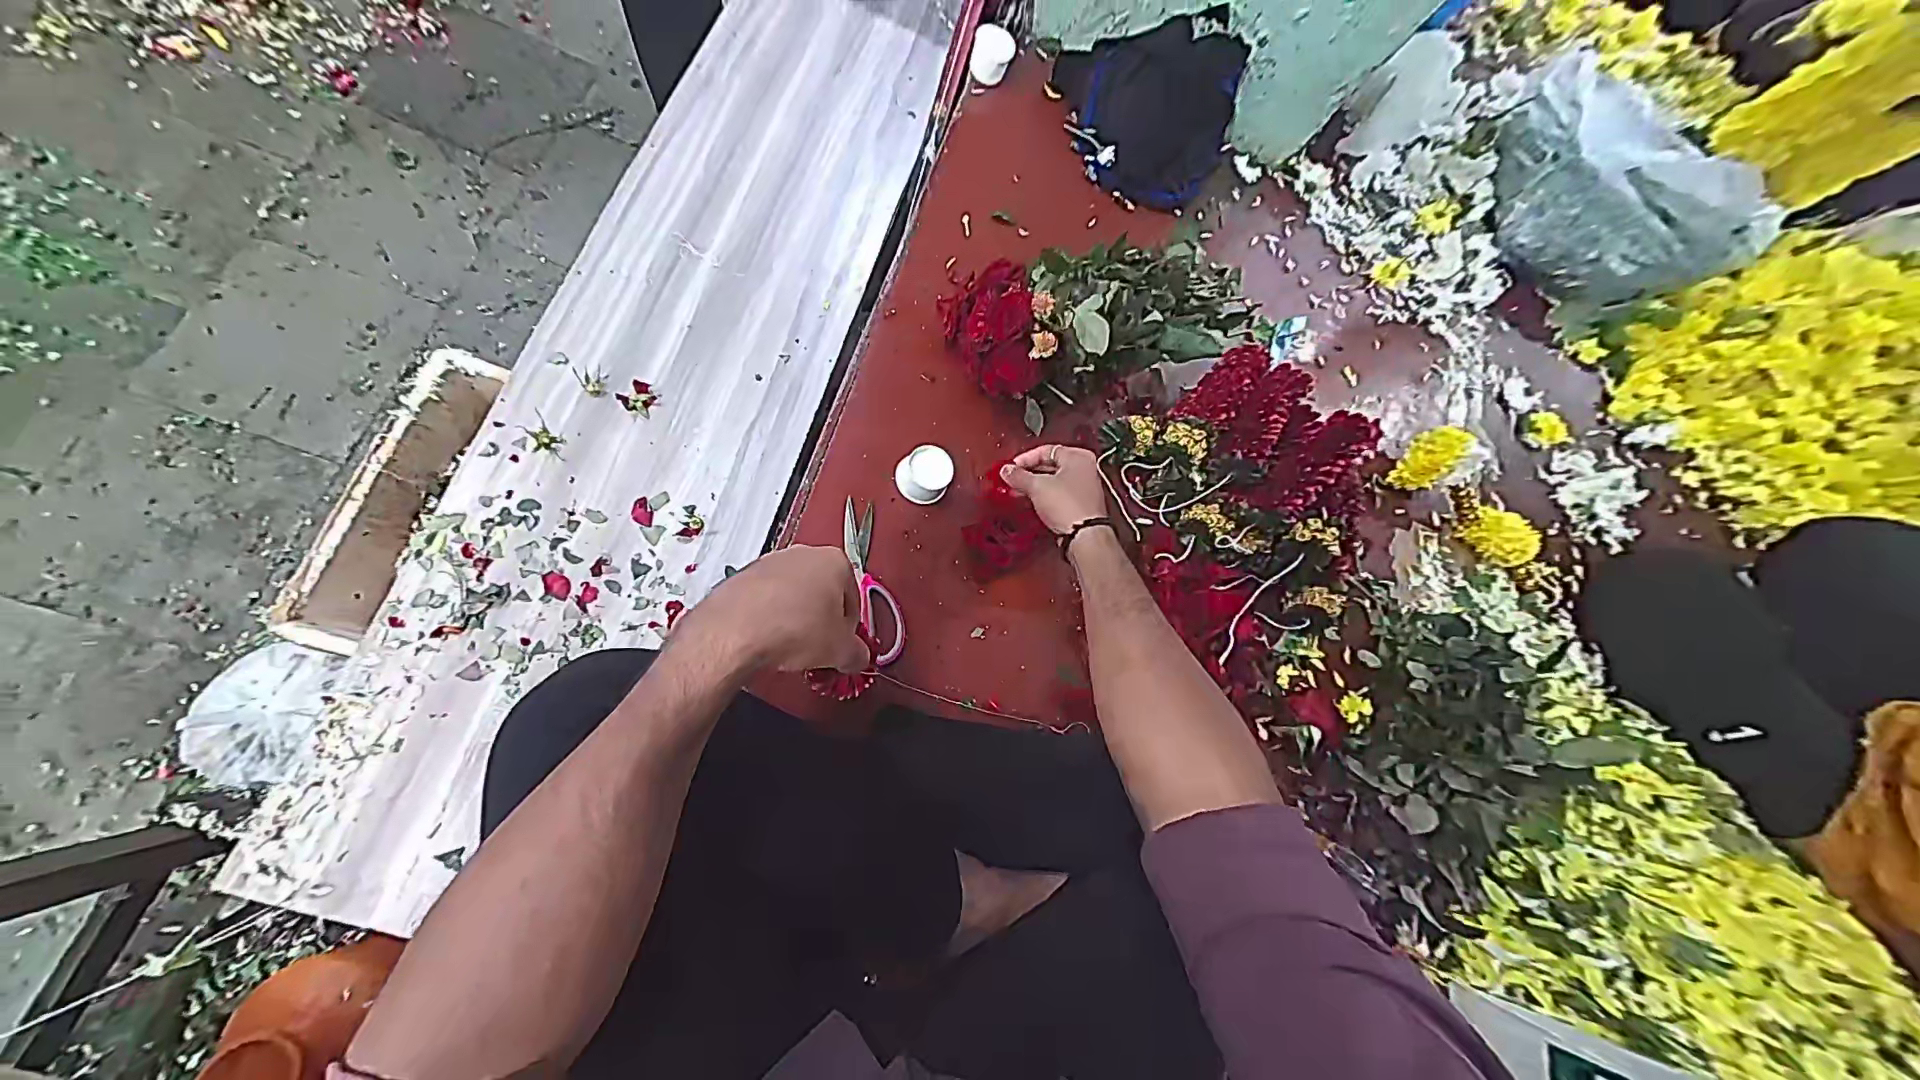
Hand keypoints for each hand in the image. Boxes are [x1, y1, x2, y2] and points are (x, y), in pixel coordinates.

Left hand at [668, 545, 869, 674]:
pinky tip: (768, 640)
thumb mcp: (840, 650)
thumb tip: (855, 657)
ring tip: (791, 647)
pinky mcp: (743, 577)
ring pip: (793, 594)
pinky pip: (766, 599)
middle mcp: (803, 554)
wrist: (735, 632)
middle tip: (820, 647)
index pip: (853, 596)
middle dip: (822, 619)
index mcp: (835, 561)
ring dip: (796, 618)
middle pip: (823, 591)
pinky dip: (769, 617)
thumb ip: (857, 653)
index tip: (844, 643)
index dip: (850, 626)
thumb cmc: (789, 628)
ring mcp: (771, 563)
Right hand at [1000, 444, 1108, 535]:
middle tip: (1014, 479)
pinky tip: (1034, 502)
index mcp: (1077, 457)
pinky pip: (1060, 495)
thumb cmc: (1070, 506)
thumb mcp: (1037, 486)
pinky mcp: (1081, 504)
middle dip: (1029, 473)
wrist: (1084, 534)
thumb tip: (1007, 470)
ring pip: (1054, 481)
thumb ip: (1019, 476)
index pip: (1046, 450)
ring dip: (1036, 486)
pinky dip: (1046, 496)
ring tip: (1020, 491)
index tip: (1012, 467)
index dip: (1026, 458)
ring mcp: (1084, 487)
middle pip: (1050, 465)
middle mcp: (1084, 469)